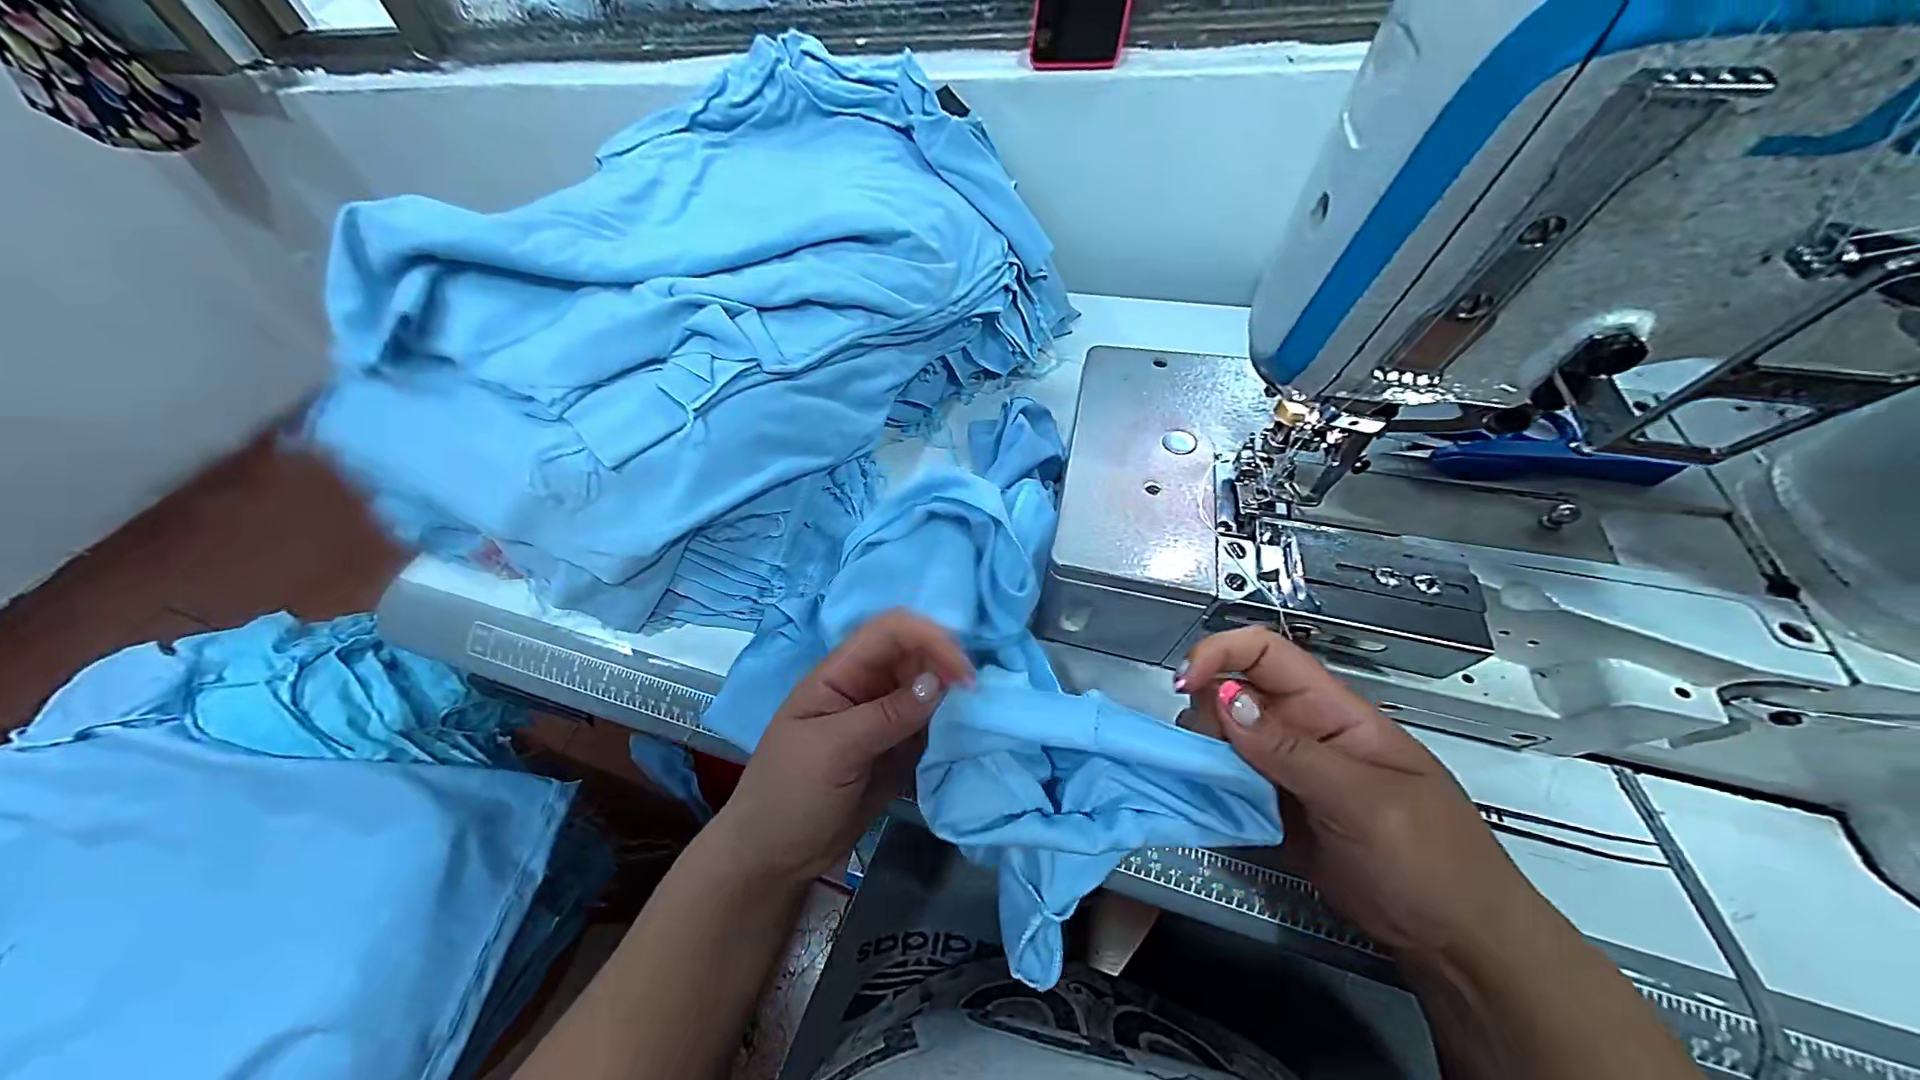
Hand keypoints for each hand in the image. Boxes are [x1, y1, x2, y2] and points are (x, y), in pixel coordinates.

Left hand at [710, 612, 974, 884]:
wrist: (776, 857)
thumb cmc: (789, 795)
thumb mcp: (833, 751)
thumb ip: (885, 715)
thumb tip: (939, 683)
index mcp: (840, 673)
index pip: (889, 632)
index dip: (928, 638)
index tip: (962, 670)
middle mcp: (866, 685)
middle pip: (915, 652)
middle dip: (947, 662)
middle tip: (977, 694)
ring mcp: (884, 715)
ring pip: (929, 683)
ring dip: (954, 690)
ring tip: (979, 710)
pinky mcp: (899, 745)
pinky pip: (931, 719)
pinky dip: (951, 719)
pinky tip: (967, 727)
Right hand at [1180, 627, 1548, 960]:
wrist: (1455, 941)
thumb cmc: (1433, 861)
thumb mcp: (1366, 801)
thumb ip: (1293, 751)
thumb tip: (1224, 699)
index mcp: (1331, 710)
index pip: (1266, 653)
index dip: (1221, 653)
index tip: (1185, 682)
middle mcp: (1299, 729)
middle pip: (1231, 690)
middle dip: (1204, 711)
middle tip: (1204, 755)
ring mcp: (1282, 769)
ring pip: (1220, 735)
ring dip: (1200, 750)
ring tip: (1206, 783)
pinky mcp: (1269, 805)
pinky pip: (1224, 779)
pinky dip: (1204, 783)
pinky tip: (1202, 800)